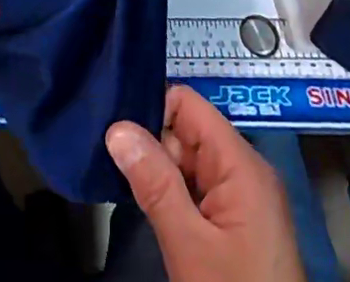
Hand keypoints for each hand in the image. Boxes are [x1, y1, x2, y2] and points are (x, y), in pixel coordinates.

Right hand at [106, 85, 303, 281]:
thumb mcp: (189, 244)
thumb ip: (155, 184)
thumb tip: (117, 128)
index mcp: (240, 163)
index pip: (189, 105)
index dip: (151, 110)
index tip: (115, 131)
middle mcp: (243, 170)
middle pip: (187, 131)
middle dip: (149, 142)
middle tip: (106, 158)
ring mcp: (241, 198)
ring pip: (188, 162)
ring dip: (157, 170)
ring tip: (116, 177)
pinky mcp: (235, 223)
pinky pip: (196, 189)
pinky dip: (170, 192)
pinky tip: (144, 202)